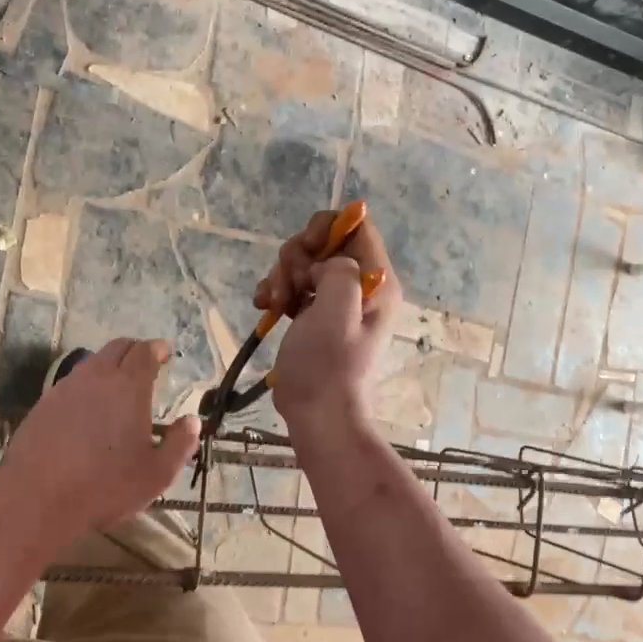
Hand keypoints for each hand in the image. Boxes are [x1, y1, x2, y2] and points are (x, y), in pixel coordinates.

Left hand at [0, 338, 199, 547]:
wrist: (36, 497)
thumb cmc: (104, 486)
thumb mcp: (156, 475)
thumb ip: (180, 445)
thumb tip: (192, 422)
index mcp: (128, 387)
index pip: (145, 352)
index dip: (157, 349)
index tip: (165, 352)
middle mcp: (96, 377)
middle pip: (117, 348)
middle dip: (134, 350)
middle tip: (145, 362)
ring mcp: (65, 388)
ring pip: (92, 364)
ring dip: (109, 367)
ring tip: (118, 387)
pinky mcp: (43, 404)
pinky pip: (71, 384)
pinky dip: (87, 387)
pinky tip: (88, 410)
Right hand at [253, 210, 402, 430]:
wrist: (317, 414)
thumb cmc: (328, 365)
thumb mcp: (337, 310)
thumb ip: (337, 271)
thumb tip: (321, 267)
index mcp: (377, 282)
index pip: (358, 227)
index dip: (326, 229)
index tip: (305, 251)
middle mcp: (361, 286)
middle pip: (325, 244)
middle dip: (297, 259)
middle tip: (287, 287)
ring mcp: (336, 302)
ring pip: (304, 265)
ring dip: (282, 277)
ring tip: (273, 304)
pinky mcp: (314, 317)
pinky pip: (293, 287)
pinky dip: (276, 292)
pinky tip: (265, 307)